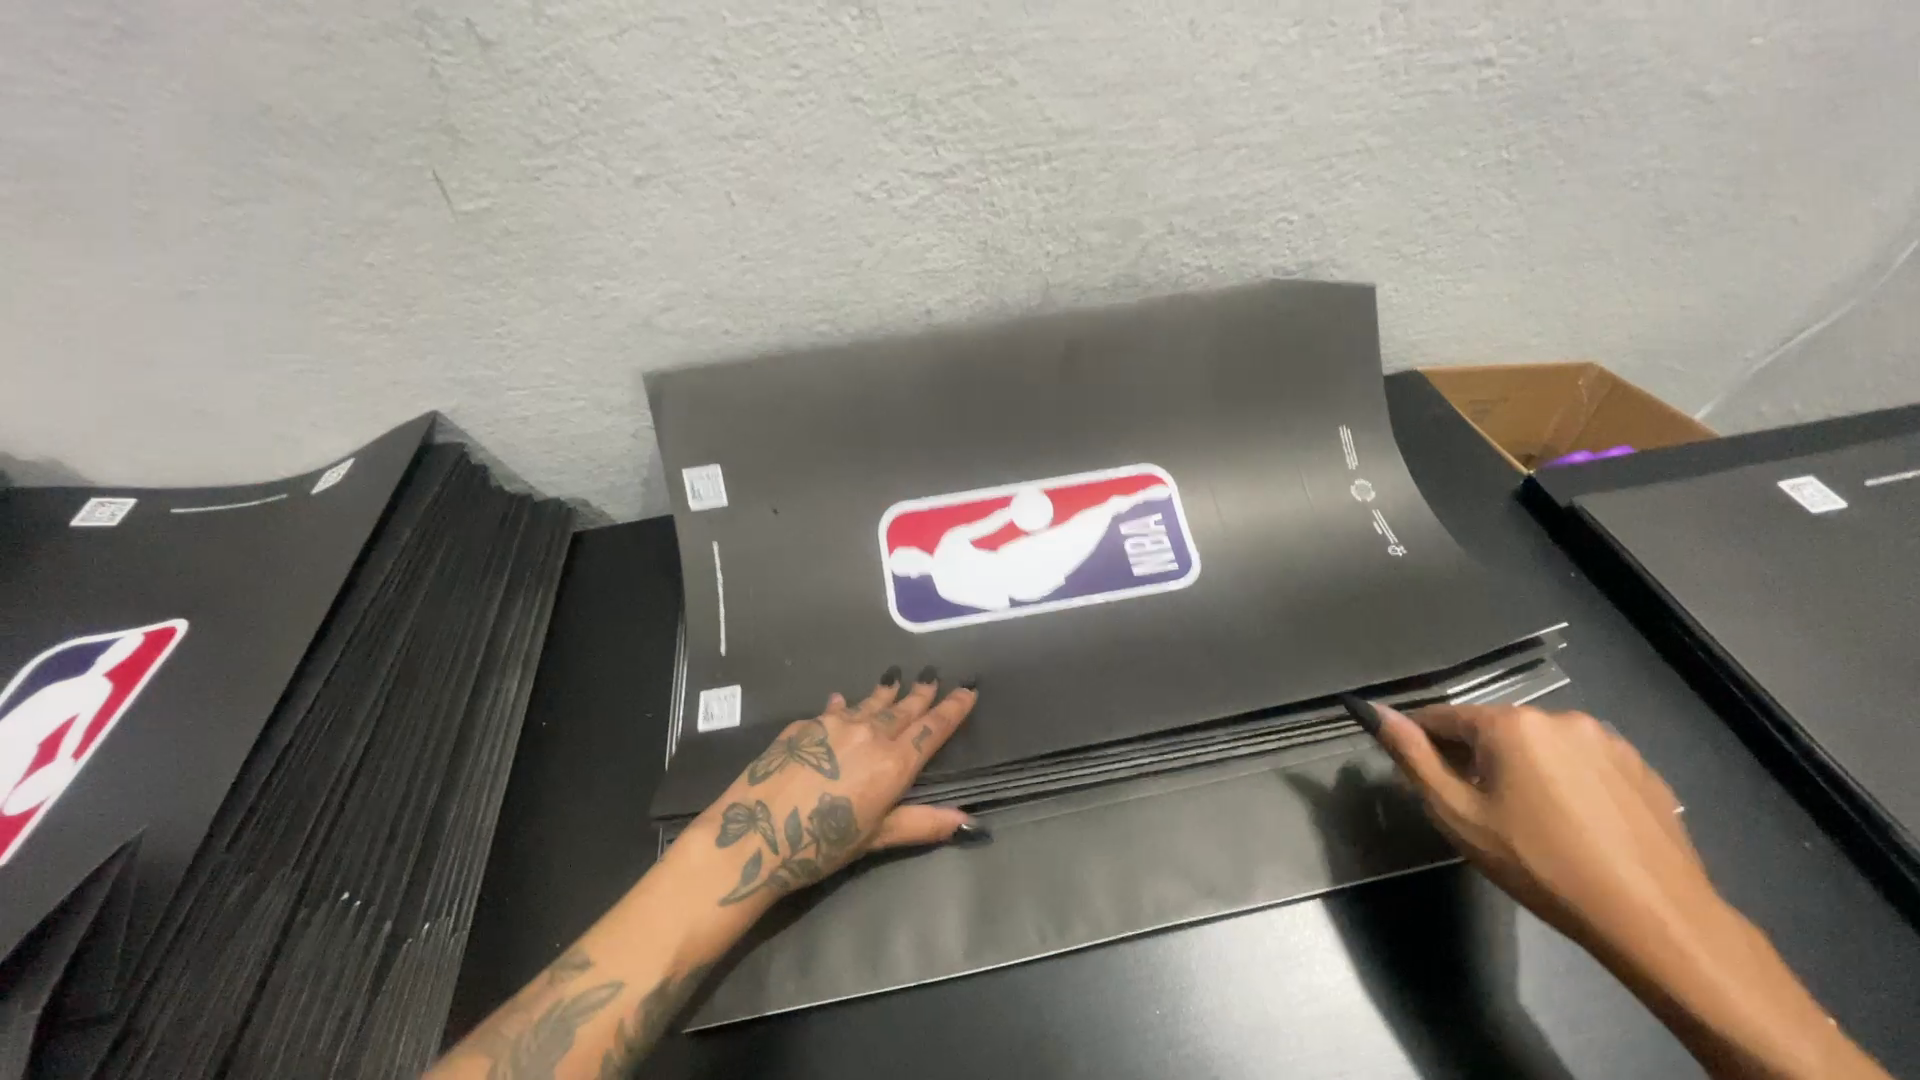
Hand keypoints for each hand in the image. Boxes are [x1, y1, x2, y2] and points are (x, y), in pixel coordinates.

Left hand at [677, 666, 978, 912]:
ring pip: (868, 703)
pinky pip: (833, 710)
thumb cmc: (819, 845)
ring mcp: (833, 725)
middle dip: (921, 694)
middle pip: (903, 709)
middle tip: (933, 676)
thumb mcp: (876, 838)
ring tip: (895, 679)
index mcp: (893, 763)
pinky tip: (841, 701)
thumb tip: (971, 823)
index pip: (932, 729)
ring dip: (885, 693)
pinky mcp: (803, 726)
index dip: (952, 709)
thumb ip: (922, 823)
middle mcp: (869, 734)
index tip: (967, 689)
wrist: (752, 834)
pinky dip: (845, 705)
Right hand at [1367, 702, 1709, 955]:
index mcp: (1509, 724)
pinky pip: (1582, 763)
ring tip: (1529, 820)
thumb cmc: (1538, 864)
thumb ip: (1413, 757)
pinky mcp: (1640, 767)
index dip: (1421, 742)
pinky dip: (1565, 782)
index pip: (1442, 717)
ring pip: (1540, 746)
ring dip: (1522, 769)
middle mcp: (1558, 717)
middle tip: (1476, 810)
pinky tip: (1572, 825)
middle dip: (1475, 759)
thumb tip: (1376, 712)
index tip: (1419, 775)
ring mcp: (1607, 739)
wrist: (1651, 915)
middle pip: (1493, 730)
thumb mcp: (1458, 814)